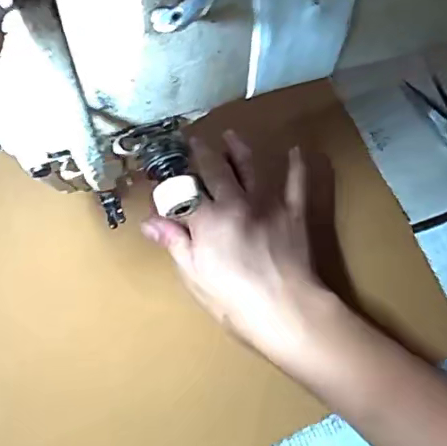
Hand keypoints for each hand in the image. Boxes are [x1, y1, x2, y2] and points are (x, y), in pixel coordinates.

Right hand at [142, 131, 336, 360]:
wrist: (286, 310)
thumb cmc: (234, 302)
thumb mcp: (195, 276)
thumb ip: (175, 243)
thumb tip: (150, 221)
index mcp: (207, 220)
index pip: (183, 193)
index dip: (171, 182)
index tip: (164, 171)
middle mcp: (235, 203)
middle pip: (215, 170)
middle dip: (202, 153)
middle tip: (195, 140)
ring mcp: (267, 204)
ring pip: (250, 168)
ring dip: (239, 150)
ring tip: (231, 136)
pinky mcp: (294, 212)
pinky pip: (296, 182)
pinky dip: (296, 165)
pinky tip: (295, 150)